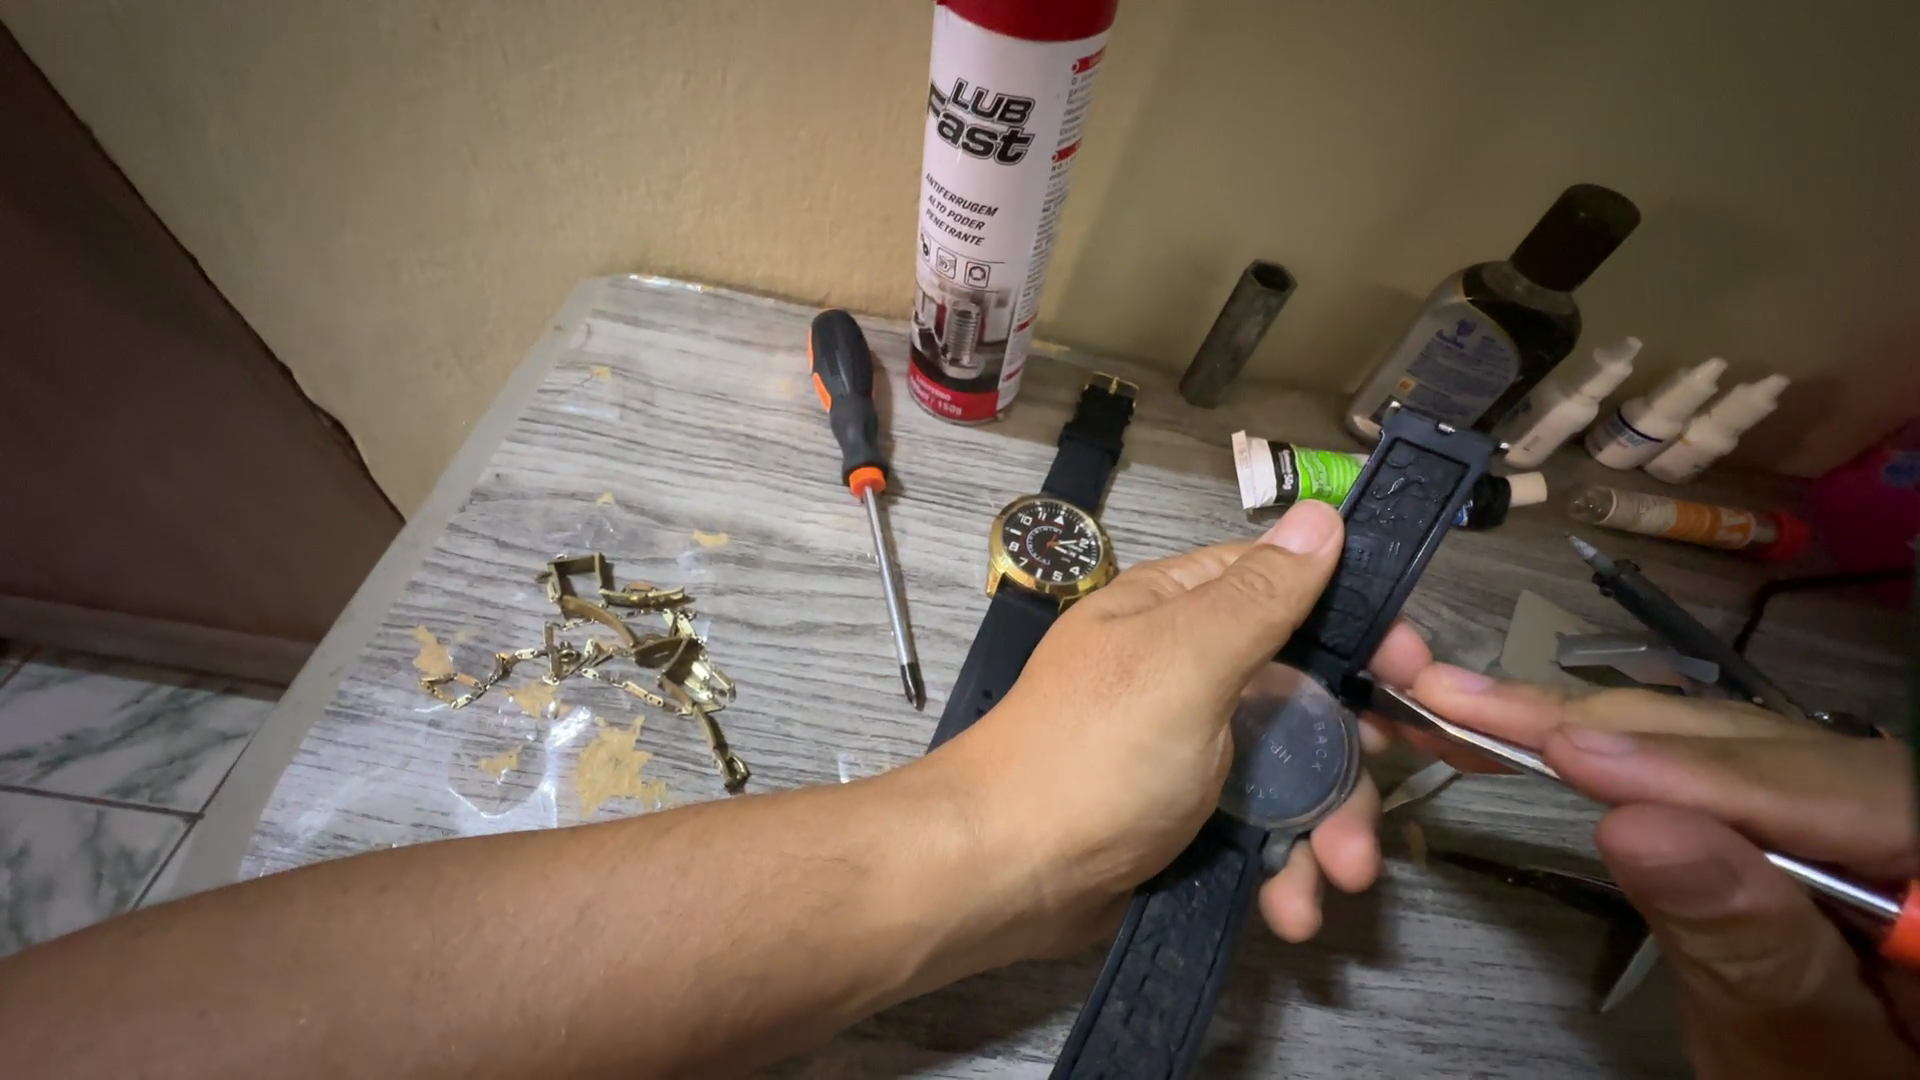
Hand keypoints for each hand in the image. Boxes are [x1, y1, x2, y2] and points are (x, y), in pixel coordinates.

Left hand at [940, 501, 1431, 951]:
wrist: (1007, 869)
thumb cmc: (1095, 751)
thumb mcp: (1183, 662)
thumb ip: (1257, 597)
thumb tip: (1319, 517)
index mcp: (1175, 611)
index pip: (1283, 587)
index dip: (1355, 621)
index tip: (1416, 671)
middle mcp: (1184, 667)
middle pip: (1301, 688)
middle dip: (1351, 752)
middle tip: (1384, 799)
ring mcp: (1187, 741)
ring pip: (1290, 764)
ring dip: (1327, 825)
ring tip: (1335, 877)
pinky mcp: (1186, 808)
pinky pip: (1258, 821)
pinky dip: (1282, 862)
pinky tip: (1288, 905)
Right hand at [1412, 666, 1919, 1078]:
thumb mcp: (1810, 1062)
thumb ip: (1752, 952)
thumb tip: (1637, 831)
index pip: (1847, 798)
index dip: (1699, 770)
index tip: (1566, 752)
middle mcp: (1909, 820)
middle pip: (1763, 746)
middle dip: (1604, 726)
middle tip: (1461, 699)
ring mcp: (1847, 805)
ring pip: (1712, 738)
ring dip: (1575, 720)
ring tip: (1461, 700)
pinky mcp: (1781, 805)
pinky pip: (1687, 756)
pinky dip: (1592, 742)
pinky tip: (1520, 728)